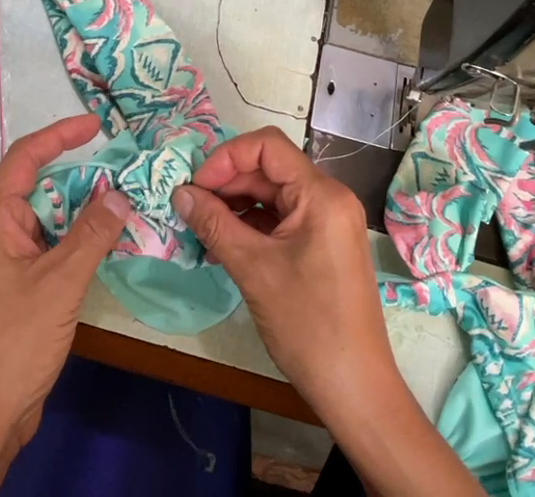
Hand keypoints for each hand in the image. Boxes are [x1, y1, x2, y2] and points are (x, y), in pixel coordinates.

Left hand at [0, 114, 133, 496]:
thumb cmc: (12, 342)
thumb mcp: (59, 283)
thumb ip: (91, 234)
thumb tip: (119, 193)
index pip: (24, 158)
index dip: (59, 135)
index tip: (96, 124)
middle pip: (39, 186)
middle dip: (81, 175)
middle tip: (125, 171)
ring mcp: (5, 260)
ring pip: (48, 218)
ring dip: (83, 210)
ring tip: (127, 202)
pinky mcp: (17, 285)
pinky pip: (50, 246)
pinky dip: (78, 239)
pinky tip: (109, 242)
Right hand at [171, 128, 482, 496]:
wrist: (354, 385)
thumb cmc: (307, 323)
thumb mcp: (252, 268)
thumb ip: (214, 223)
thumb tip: (180, 193)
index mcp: (321, 195)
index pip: (266, 147)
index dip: (225, 159)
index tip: (195, 188)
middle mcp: (329, 199)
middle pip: (268, 169)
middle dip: (226, 184)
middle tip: (189, 211)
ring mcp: (328, 223)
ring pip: (272, 195)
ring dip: (235, 206)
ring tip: (201, 230)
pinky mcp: (322, 246)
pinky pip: (281, 219)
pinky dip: (251, 226)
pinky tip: (223, 246)